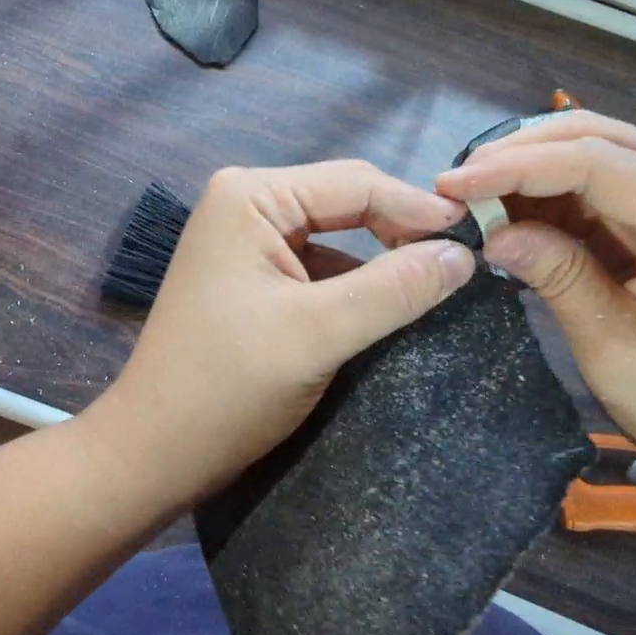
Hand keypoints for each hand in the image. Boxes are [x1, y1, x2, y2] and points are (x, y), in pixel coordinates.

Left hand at [86, 161, 476, 503]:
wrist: (155, 451)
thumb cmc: (227, 387)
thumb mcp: (317, 333)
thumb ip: (394, 288)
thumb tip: (464, 254)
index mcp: (250, 197)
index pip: (356, 183)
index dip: (419, 209)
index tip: (481, 239)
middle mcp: (244, 207)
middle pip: (345, 205)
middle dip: (400, 234)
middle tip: (463, 267)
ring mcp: (243, 246)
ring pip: (334, 241)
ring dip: (380, 266)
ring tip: (436, 290)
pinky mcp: (249, 283)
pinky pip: (315, 272)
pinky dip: (352, 290)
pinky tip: (387, 312)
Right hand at [435, 111, 635, 485]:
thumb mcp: (614, 346)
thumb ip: (558, 276)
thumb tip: (492, 230)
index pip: (598, 163)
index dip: (518, 166)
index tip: (451, 184)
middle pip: (601, 139)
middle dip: (521, 154)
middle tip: (454, 183)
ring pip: (599, 152)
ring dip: (531, 168)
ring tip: (471, 194)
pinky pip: (602, 184)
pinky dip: (548, 193)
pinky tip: (507, 208)